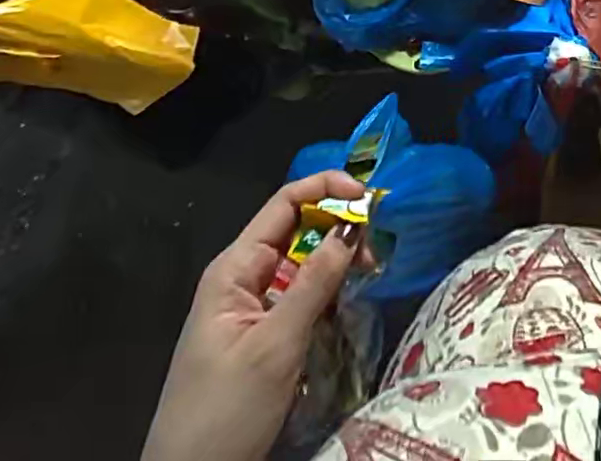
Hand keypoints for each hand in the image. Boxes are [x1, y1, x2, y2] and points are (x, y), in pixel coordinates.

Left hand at [141, 171, 366, 460]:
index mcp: (236, 266)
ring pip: (302, 263)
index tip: (367, 198)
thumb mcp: (276, 346)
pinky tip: (348, 300)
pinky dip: (327, 291)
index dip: (325, 189)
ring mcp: (252, 305)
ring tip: (370, 272)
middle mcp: (243, 276)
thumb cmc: (225, 411)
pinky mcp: (262, 333)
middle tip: (375, 250)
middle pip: (296, 230)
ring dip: (336, 260)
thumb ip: (315, 283)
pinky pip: (300, 296)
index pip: (284, 204)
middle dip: (337, 227)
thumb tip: (350, 227)